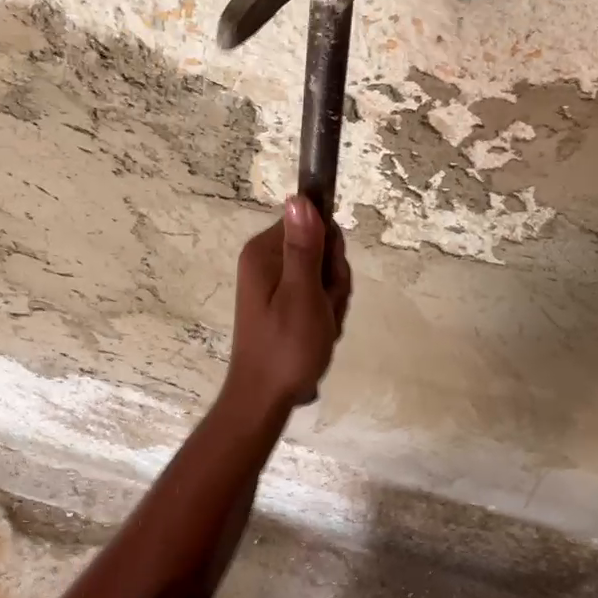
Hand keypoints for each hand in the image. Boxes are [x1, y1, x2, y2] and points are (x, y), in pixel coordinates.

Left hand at [223, 196, 351, 412]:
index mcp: (264, 252)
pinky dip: (324, 313)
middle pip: (321, 249)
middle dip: (333, 281)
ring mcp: (273, 282)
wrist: (265, 400)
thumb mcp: (303, 295)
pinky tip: (319, 334)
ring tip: (322, 327)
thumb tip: (300, 197)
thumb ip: (305, 247)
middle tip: (325, 311)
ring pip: (324, 274)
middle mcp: (265, 260)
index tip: (329, 281)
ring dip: (332, 301)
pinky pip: (315, 293)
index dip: (330, 252)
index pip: (313, 223)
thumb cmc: (286, 348)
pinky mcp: (280, 302)